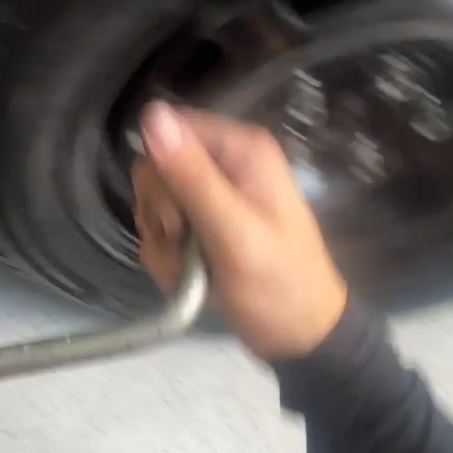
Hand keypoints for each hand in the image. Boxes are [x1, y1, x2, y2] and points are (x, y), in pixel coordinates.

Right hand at [133, 102, 348, 359]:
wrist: (300, 338)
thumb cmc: (278, 285)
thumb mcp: (234, 232)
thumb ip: (192, 176)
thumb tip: (152, 114)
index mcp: (239, 149)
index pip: (169, 131)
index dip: (161, 172)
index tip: (175, 217)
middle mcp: (224, 163)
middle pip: (155, 168)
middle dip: (160, 214)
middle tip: (183, 244)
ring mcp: (212, 195)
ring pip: (153, 202)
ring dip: (163, 242)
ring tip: (191, 269)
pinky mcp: (201, 224)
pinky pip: (159, 229)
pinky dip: (167, 258)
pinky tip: (189, 278)